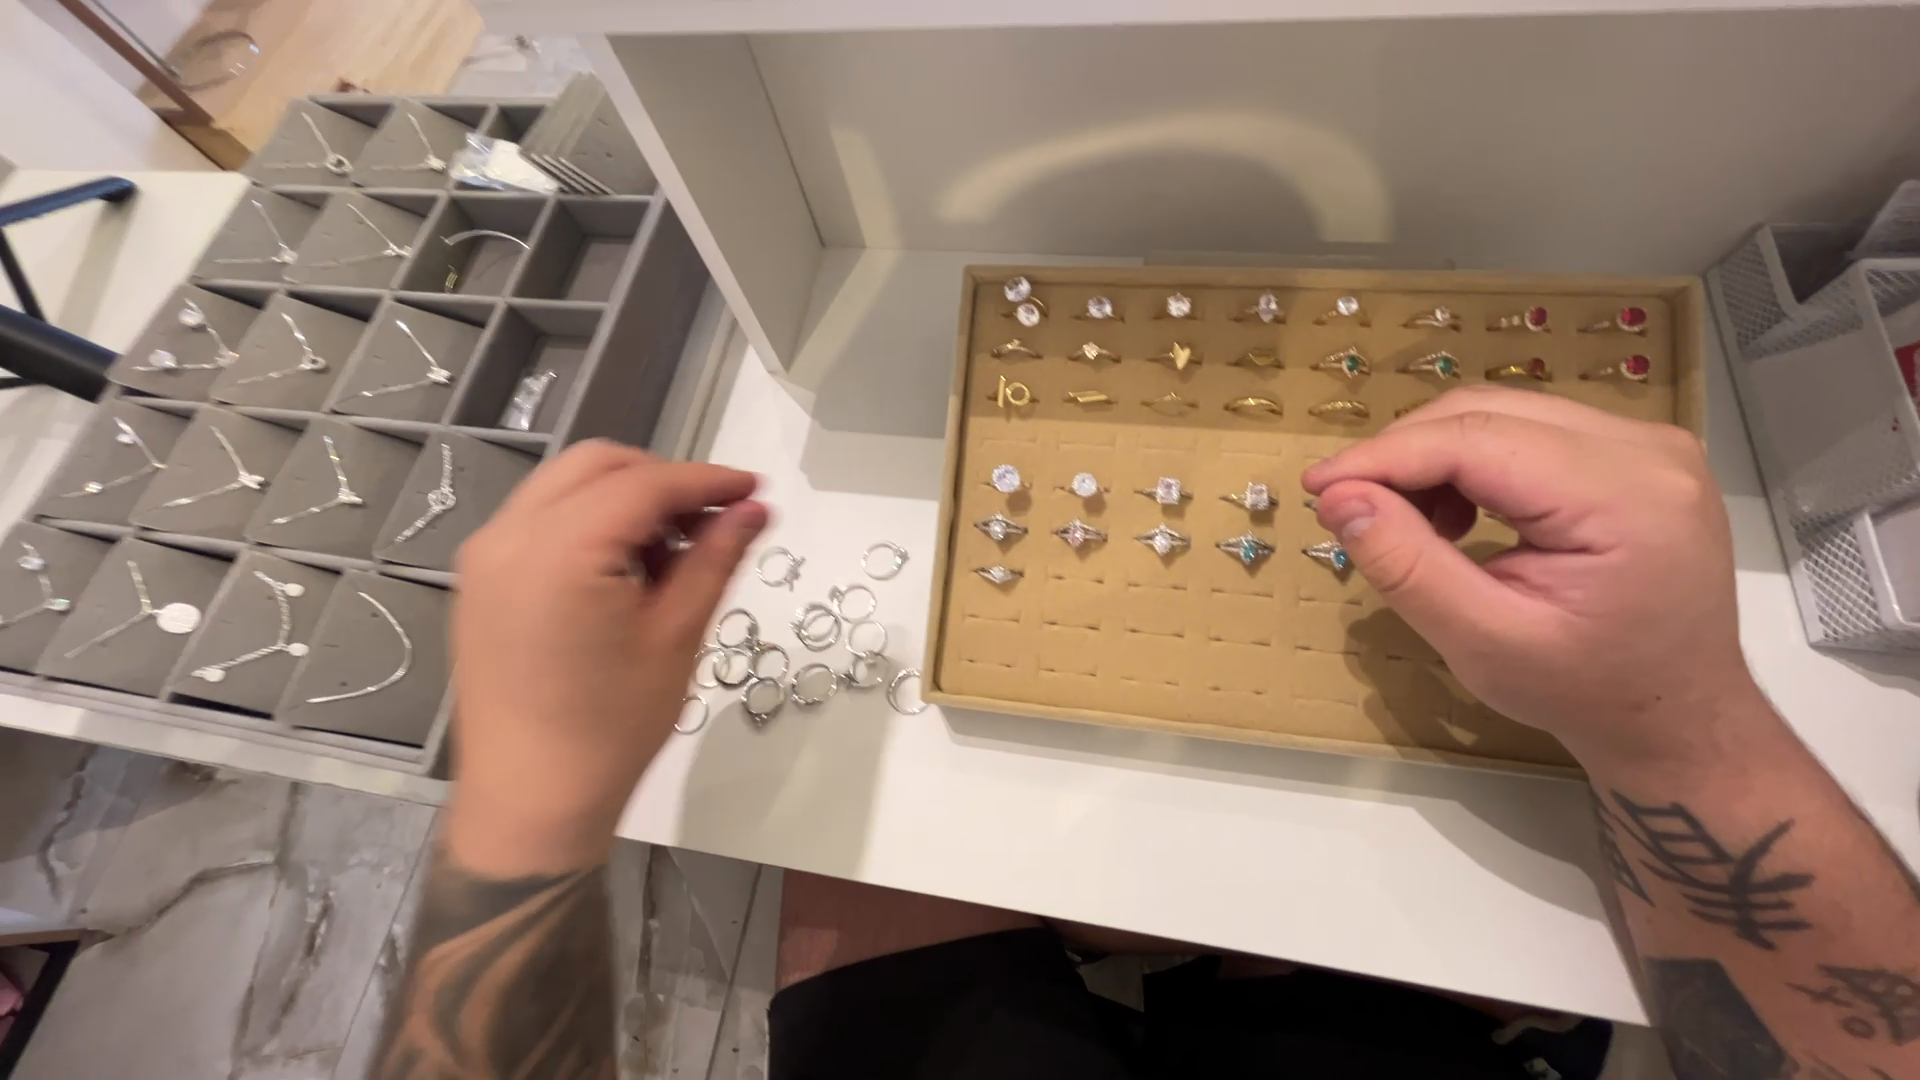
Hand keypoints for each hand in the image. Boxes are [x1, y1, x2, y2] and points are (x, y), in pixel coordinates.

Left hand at [444, 441, 767, 874]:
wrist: (533, 799)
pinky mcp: (481, 580)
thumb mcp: (678, 634)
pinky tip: (629, 566)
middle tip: (715, 517)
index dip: (706, 480)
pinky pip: (543, 519)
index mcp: (558, 551)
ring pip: (567, 487)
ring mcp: (485, 556)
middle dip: (664, 479)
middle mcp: (508, 536)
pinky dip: (593, 521)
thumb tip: (756, 509)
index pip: (644, 484)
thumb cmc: (614, 724)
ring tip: (676, 548)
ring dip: (628, 498)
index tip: (755, 490)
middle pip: (598, 465)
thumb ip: (717, 557)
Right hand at [1301, 385, 1753, 766]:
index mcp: (1624, 496)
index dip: (1382, 456)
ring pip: (1495, 414)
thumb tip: (1337, 499)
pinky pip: (1518, 432)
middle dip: (1399, 455)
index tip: (1314, 488)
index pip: (1475, 440)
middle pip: (1483, 413)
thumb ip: (1405, 565)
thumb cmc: (1580, 689)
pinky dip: (1461, 463)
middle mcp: (1644, 448)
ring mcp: (1643, 444)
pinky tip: (1451, 515)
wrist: (1672, 714)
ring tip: (1404, 522)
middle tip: (1350, 509)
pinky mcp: (1627, 454)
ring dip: (1427, 459)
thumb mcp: (1479, 641)